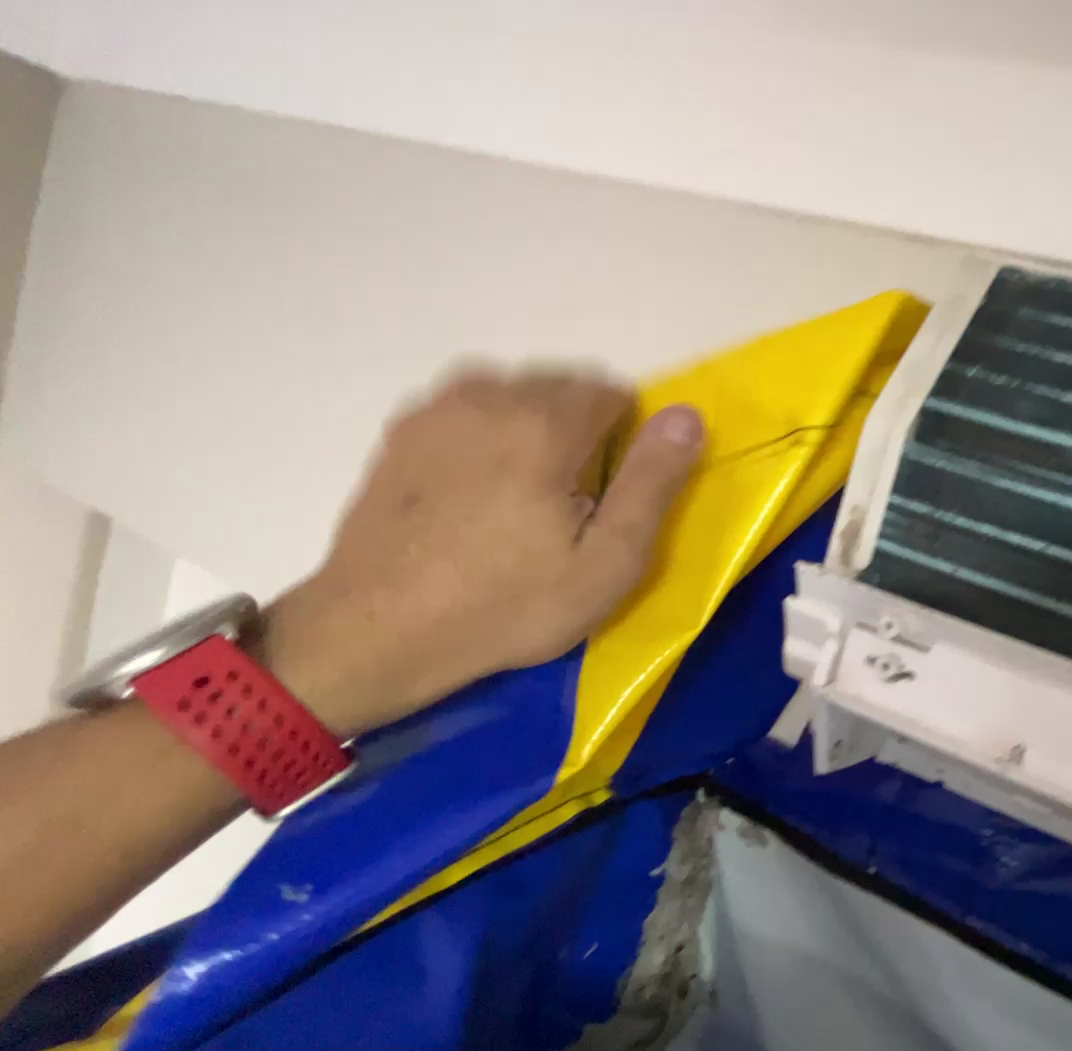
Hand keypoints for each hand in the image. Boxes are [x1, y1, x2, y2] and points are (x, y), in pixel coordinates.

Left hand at [261, 367, 705, 737]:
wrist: (375, 635)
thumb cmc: (508, 605)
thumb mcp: (608, 562)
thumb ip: (653, 482)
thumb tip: (688, 415)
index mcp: (543, 423)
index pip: (613, 392)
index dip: (628, 442)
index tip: (610, 495)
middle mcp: (487, 396)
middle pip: (564, 387)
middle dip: (583, 431)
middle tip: (572, 503)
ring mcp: (435, 410)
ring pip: (516, 394)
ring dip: (537, 428)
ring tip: (525, 496)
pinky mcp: (401, 432)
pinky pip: (470, 409)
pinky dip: (491, 435)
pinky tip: (478, 492)